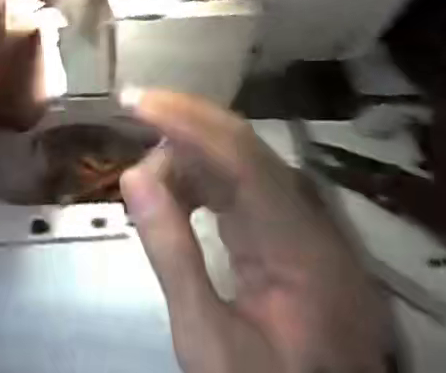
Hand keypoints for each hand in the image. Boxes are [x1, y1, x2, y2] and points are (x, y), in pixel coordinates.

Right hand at [120, 89, 393, 372]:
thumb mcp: (208, 342)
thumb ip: (173, 257)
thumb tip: (134, 174)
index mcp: (301, 253)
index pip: (243, 162)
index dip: (188, 123)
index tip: (137, 103)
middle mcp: (313, 228)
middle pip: (247, 149)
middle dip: (186, 122)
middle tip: (131, 107)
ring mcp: (308, 232)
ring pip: (244, 161)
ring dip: (191, 151)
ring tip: (145, 170)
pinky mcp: (295, 239)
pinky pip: (246, 187)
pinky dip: (204, 177)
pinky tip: (174, 189)